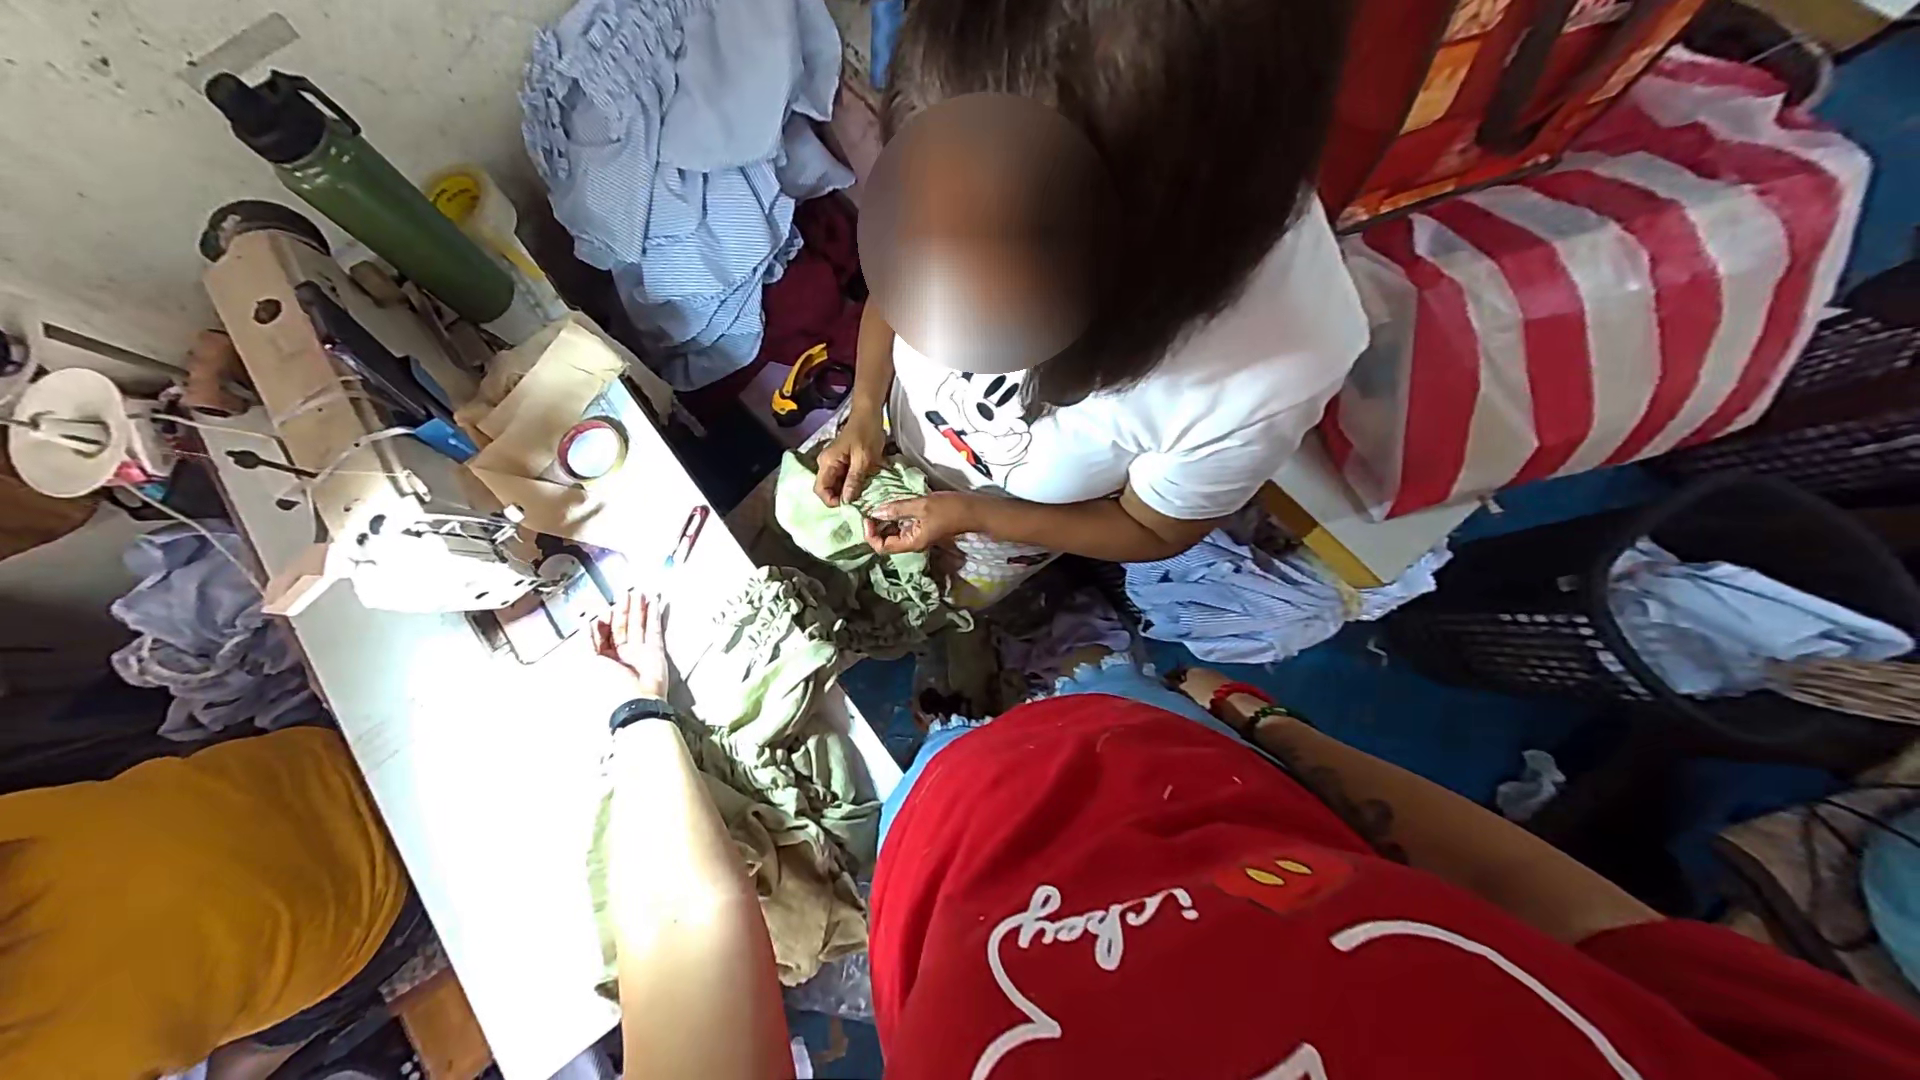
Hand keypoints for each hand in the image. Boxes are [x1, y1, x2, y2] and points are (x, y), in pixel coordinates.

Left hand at [595, 592, 669, 699]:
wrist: (636, 701)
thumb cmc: (609, 685)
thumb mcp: (589, 662)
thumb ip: (588, 640)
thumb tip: (585, 621)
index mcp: (603, 656)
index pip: (604, 632)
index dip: (605, 618)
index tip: (606, 603)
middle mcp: (621, 652)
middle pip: (622, 625)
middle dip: (624, 608)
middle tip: (627, 591)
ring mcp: (640, 650)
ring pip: (639, 624)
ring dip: (639, 608)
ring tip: (640, 592)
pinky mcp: (656, 649)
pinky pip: (655, 629)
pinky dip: (655, 616)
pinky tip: (655, 603)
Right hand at [814, 413, 885, 507]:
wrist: (869, 413)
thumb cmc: (867, 432)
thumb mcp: (864, 458)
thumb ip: (854, 479)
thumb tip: (846, 500)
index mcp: (827, 462)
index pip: (820, 490)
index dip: (832, 501)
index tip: (850, 505)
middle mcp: (826, 464)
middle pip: (827, 489)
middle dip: (841, 498)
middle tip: (860, 503)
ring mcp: (833, 463)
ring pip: (836, 485)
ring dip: (848, 492)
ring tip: (863, 495)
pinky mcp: (842, 462)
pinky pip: (843, 479)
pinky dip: (852, 485)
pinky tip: (863, 486)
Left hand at [865, 492, 982, 554]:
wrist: (974, 511)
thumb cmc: (950, 509)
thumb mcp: (922, 505)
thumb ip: (897, 509)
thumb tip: (875, 512)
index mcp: (911, 543)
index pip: (882, 547)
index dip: (870, 535)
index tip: (867, 517)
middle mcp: (913, 544)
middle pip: (886, 542)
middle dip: (875, 527)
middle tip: (870, 508)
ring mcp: (918, 536)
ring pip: (894, 534)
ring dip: (885, 522)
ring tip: (880, 505)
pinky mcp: (922, 528)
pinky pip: (903, 527)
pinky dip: (895, 518)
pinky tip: (894, 505)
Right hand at [1171, 667, 1260, 732]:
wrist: (1237, 705)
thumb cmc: (1206, 697)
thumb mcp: (1184, 691)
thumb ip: (1173, 685)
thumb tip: (1163, 681)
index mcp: (1192, 667)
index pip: (1177, 670)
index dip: (1170, 678)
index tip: (1163, 687)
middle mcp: (1205, 669)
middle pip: (1190, 676)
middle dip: (1183, 684)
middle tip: (1175, 695)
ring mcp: (1219, 678)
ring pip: (1202, 682)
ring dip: (1196, 690)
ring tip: (1189, 702)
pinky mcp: (1230, 688)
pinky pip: (1212, 689)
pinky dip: (1206, 694)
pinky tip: (1204, 704)